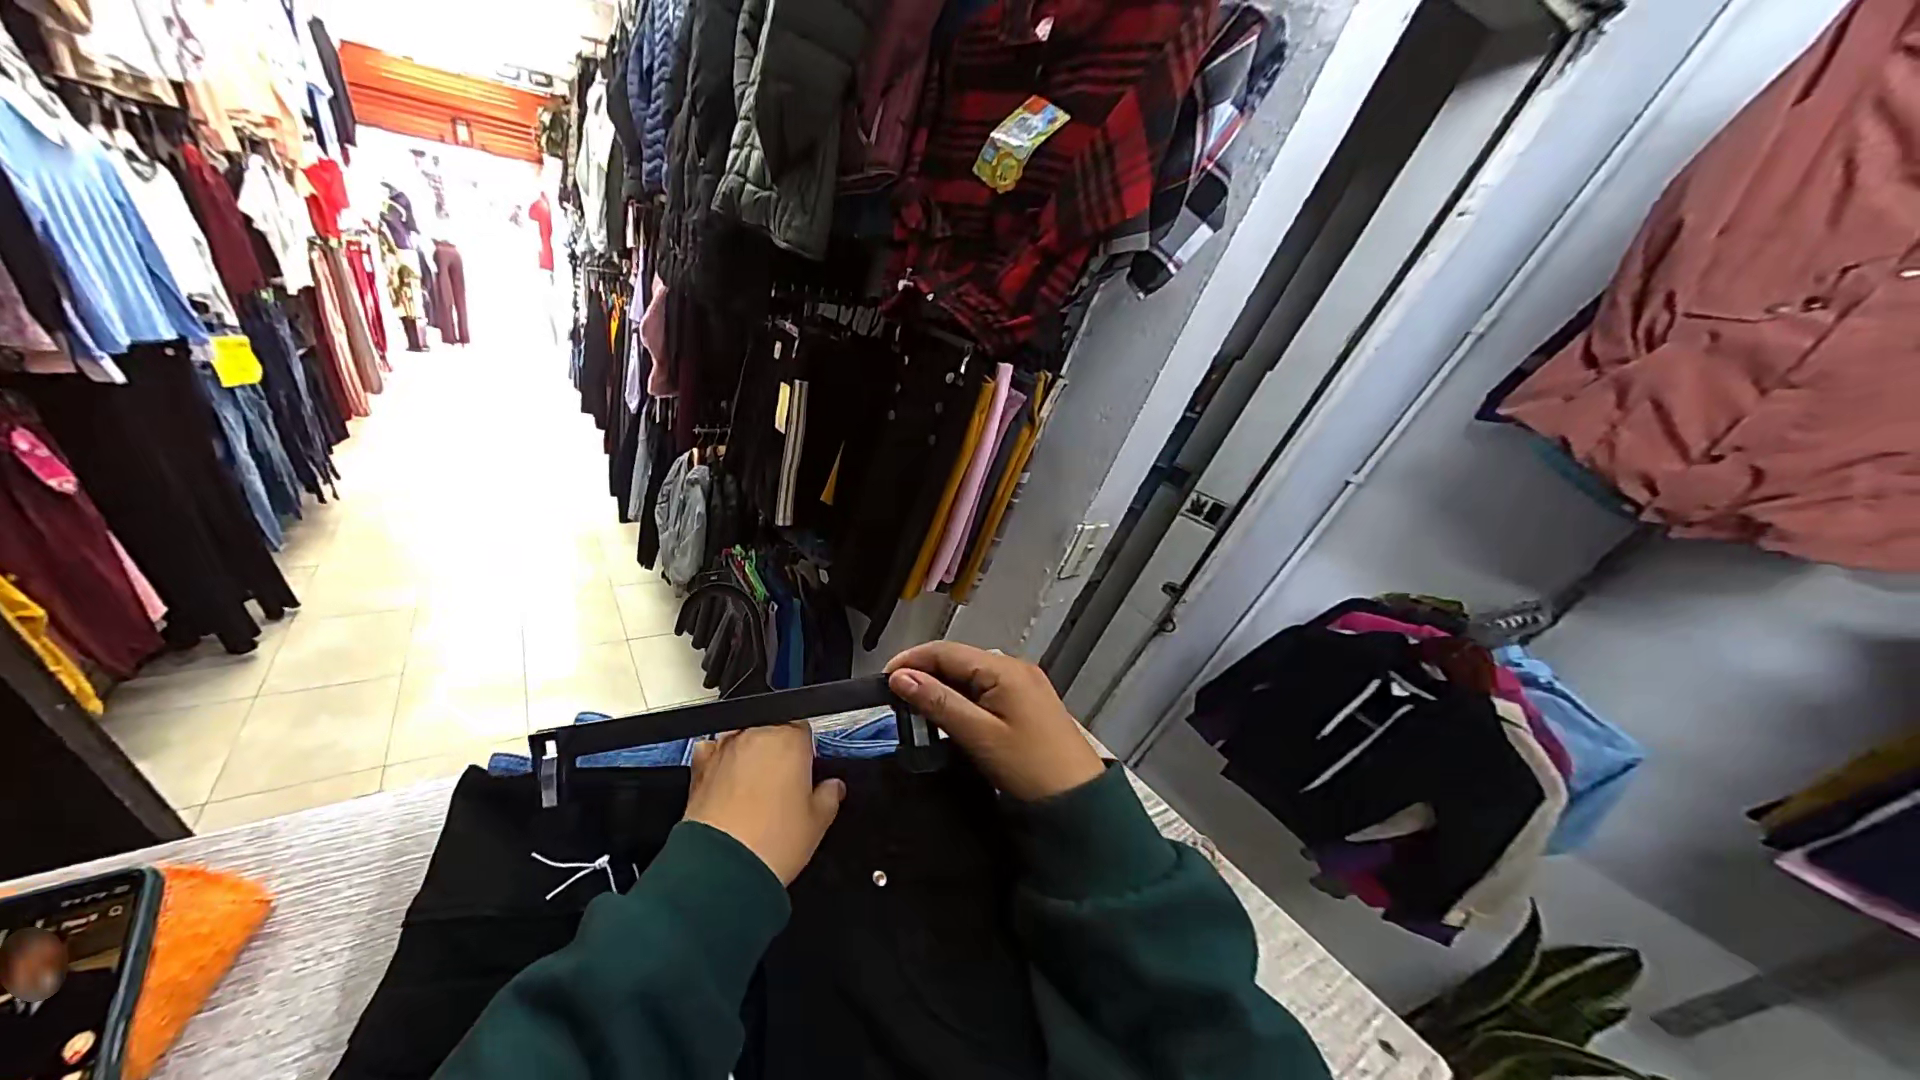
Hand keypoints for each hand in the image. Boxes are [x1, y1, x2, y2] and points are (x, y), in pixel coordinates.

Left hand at [683, 724, 845, 884]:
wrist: (721, 869)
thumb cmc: (770, 843)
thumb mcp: (817, 822)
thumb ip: (829, 796)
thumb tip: (832, 788)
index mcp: (790, 740)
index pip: (803, 728)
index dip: (806, 751)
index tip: (805, 771)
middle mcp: (756, 735)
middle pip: (772, 730)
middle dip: (777, 751)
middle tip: (782, 786)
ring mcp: (724, 749)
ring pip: (743, 739)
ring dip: (749, 755)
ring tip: (753, 792)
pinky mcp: (699, 768)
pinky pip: (711, 753)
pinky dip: (718, 763)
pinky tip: (725, 785)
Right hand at [886, 642, 1104, 801]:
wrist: (1077, 800)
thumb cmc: (1030, 768)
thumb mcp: (978, 735)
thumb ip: (938, 702)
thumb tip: (901, 677)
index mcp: (1004, 669)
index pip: (947, 651)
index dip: (912, 661)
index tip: (884, 680)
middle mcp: (1015, 668)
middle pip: (958, 660)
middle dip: (925, 674)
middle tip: (896, 699)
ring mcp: (1023, 685)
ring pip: (970, 676)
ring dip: (942, 688)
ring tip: (915, 709)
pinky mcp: (1025, 702)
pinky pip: (984, 690)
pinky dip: (961, 699)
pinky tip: (947, 717)